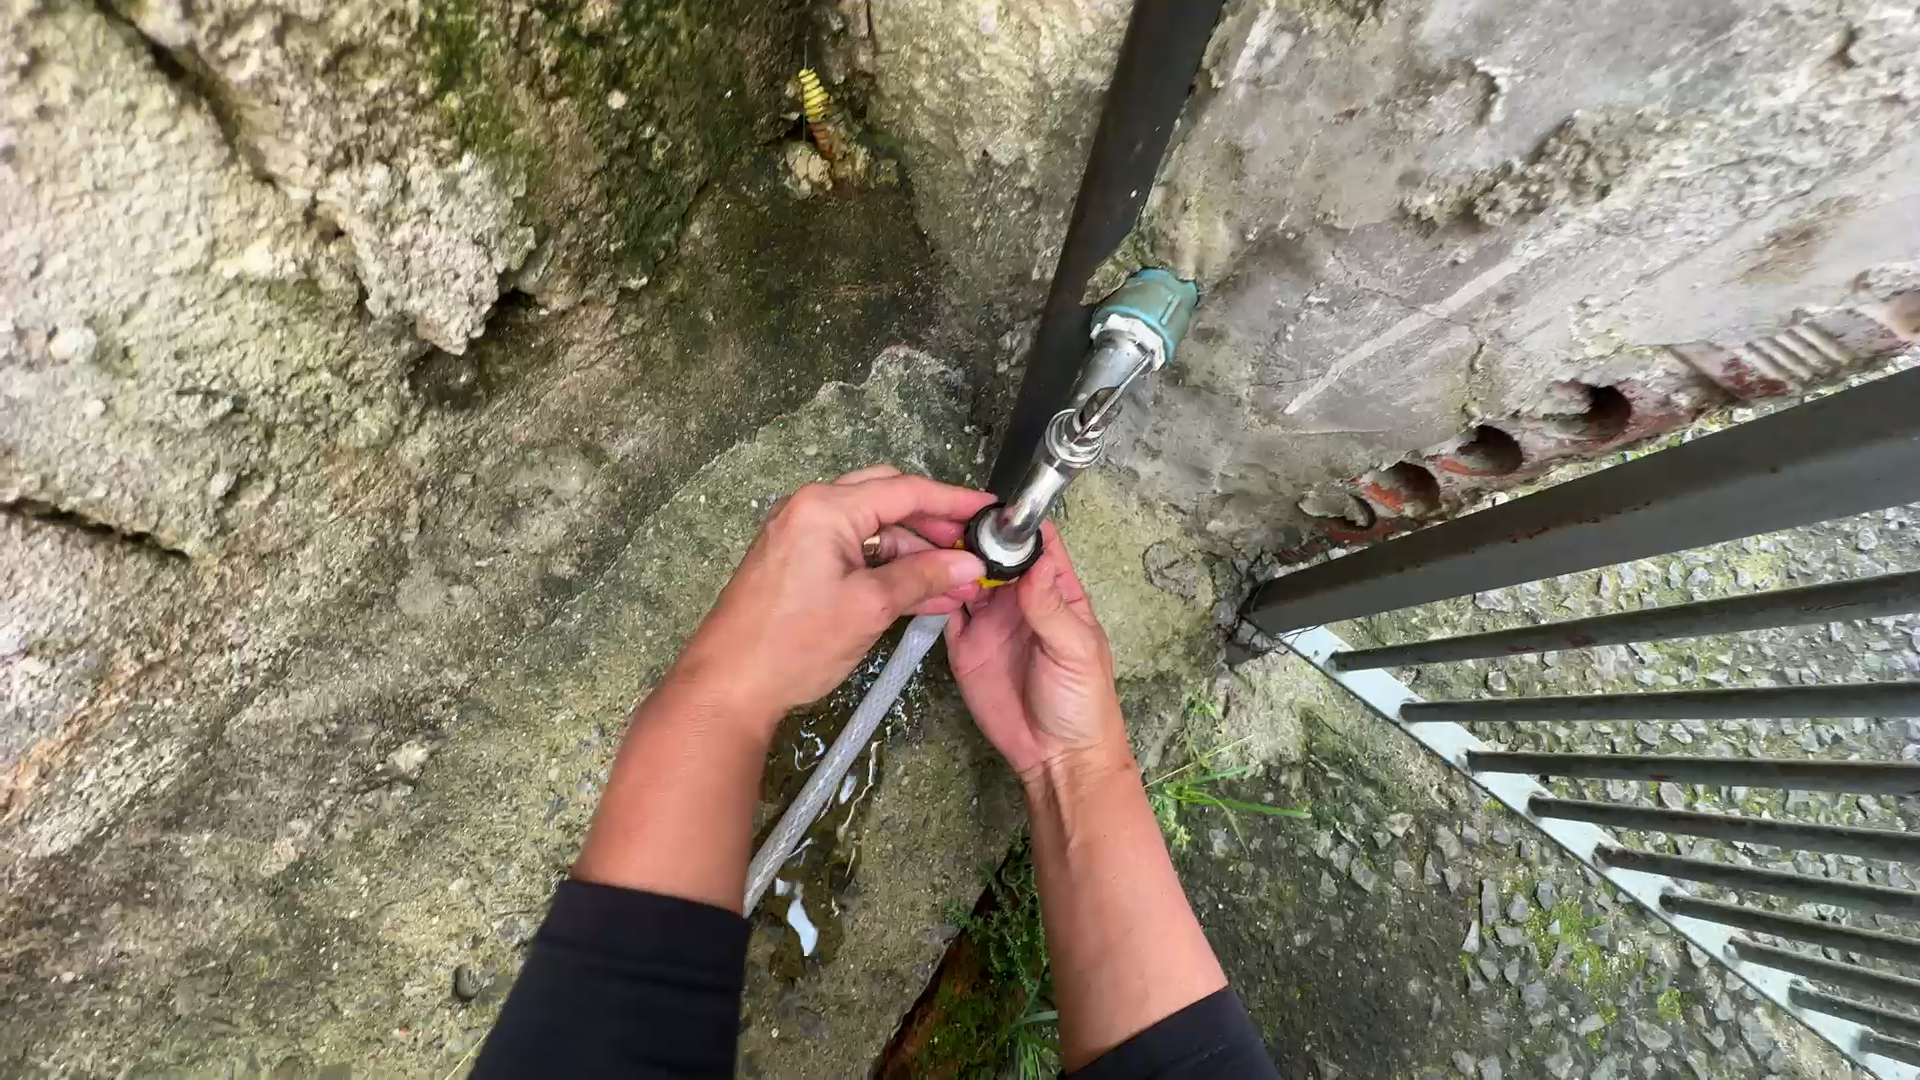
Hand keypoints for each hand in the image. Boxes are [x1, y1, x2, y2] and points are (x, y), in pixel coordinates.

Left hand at [672, 465, 992, 720]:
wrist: (728, 687)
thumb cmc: (795, 642)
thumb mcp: (870, 606)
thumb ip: (923, 577)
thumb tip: (970, 564)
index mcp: (825, 507)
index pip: (903, 491)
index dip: (952, 500)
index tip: (989, 510)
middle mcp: (811, 510)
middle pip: (888, 501)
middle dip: (933, 524)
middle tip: (971, 546)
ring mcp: (803, 536)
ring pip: (873, 532)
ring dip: (914, 554)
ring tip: (958, 583)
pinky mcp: (800, 564)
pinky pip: (855, 554)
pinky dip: (888, 570)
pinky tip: (924, 594)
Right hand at [944, 522, 1130, 783]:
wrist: (1055, 758)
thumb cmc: (1082, 701)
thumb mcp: (1076, 650)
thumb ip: (1051, 607)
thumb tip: (1035, 560)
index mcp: (1055, 592)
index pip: (1039, 546)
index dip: (1019, 523)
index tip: (992, 505)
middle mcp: (1019, 599)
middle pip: (995, 555)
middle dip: (974, 535)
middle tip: (943, 516)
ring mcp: (989, 620)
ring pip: (966, 577)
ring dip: (949, 559)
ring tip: (923, 537)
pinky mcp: (964, 645)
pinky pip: (946, 612)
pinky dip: (933, 593)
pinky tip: (918, 576)